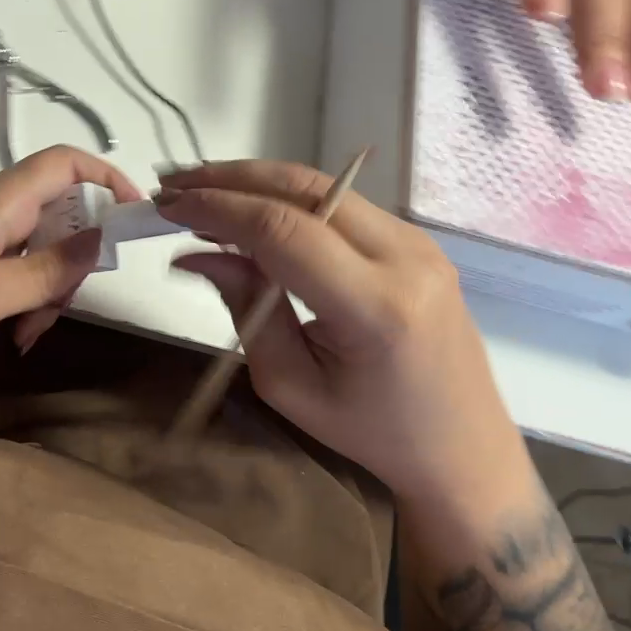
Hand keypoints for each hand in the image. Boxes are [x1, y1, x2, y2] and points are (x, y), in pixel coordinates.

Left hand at [0, 145, 140, 383]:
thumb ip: (43, 270)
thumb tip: (104, 240)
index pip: (64, 164)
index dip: (108, 179)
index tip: (138, 220)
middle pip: (64, 211)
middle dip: (79, 259)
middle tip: (61, 307)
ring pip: (47, 249)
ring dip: (53, 289)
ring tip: (27, 332)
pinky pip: (21, 272)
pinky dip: (30, 300)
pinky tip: (16, 334)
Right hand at [157, 160, 527, 502]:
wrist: (463, 450)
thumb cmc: (371, 432)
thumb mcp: (289, 384)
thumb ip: (244, 308)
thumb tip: (194, 254)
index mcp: (376, 307)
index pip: (283, 230)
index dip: (217, 209)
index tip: (167, 207)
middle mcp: (405, 258)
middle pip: (301, 188)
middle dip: (228, 179)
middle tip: (172, 185)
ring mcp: (417, 243)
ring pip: (319, 184)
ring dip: (253, 182)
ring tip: (197, 191)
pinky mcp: (414, 241)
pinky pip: (337, 201)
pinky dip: (282, 197)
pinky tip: (246, 210)